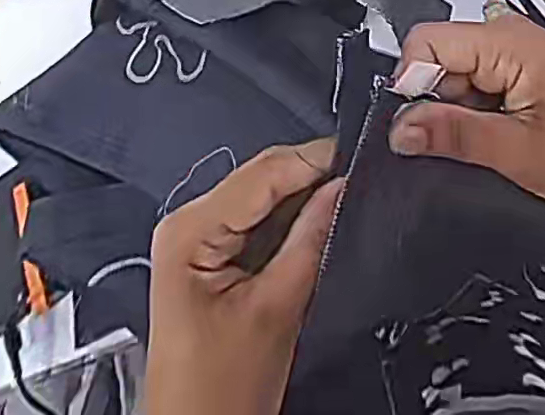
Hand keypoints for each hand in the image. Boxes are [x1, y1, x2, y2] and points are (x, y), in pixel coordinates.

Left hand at [147, 140, 343, 414]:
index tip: (354, 154)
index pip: (262, 173)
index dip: (312, 159)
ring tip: (344, 191)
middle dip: (310, 173)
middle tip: (357, 172)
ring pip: (262, 194)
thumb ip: (310, 241)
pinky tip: (317, 215)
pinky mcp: (211, 250)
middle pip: (260, 177)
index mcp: (189, 229)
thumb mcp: (275, 311)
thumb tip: (339, 188)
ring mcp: (197, 234)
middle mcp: (187, 221)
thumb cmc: (215, 393)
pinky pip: (258, 217)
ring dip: (303, 192)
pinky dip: (290, 215)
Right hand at [389, 11, 544, 218]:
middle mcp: (507, 36)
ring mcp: (511, 52)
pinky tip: (499, 136)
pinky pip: (470, 83)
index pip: (424, 42)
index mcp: (507, 43)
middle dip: (436, 103)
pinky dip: (472, 113)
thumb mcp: (521, 154)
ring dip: (456, 112)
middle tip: (469, 141)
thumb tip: (400, 127)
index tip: (417, 125)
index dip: (411, 85)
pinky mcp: (515, 70)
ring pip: (449, 74)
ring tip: (495, 141)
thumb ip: (453, 135)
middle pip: (435, 58)